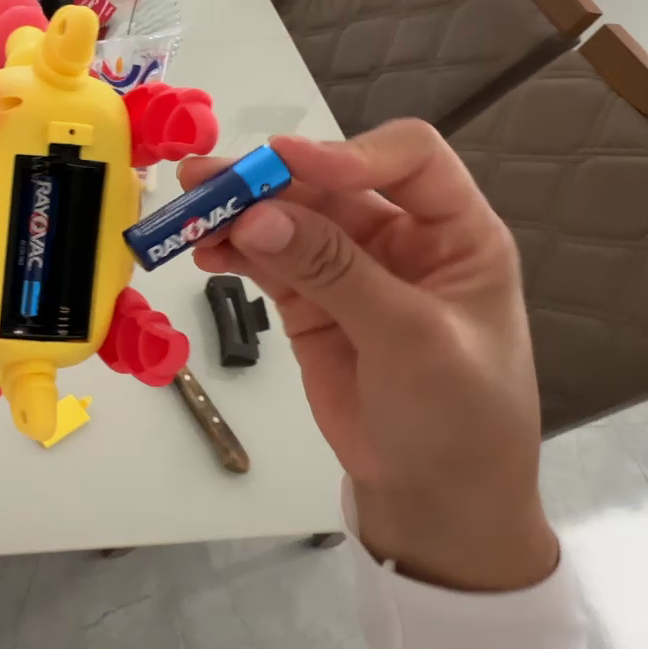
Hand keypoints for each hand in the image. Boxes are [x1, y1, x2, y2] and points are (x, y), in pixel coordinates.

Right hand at [178, 120, 556, 591]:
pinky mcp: (307, 303)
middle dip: (269, 182)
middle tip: (204, 181)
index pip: (408, 160)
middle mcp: (398, 240)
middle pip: (327, 187)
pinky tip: (205, 252)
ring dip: (238, 215)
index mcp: (453, 232)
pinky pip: (265, 262)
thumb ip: (333, 272)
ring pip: (287, 222)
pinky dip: (233, 252)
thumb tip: (254, 218)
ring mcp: (347, 271)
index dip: (347, 152)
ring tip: (190, 218)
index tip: (285, 165)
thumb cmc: (457, 416)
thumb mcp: (409, 339)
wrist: (434, 495)